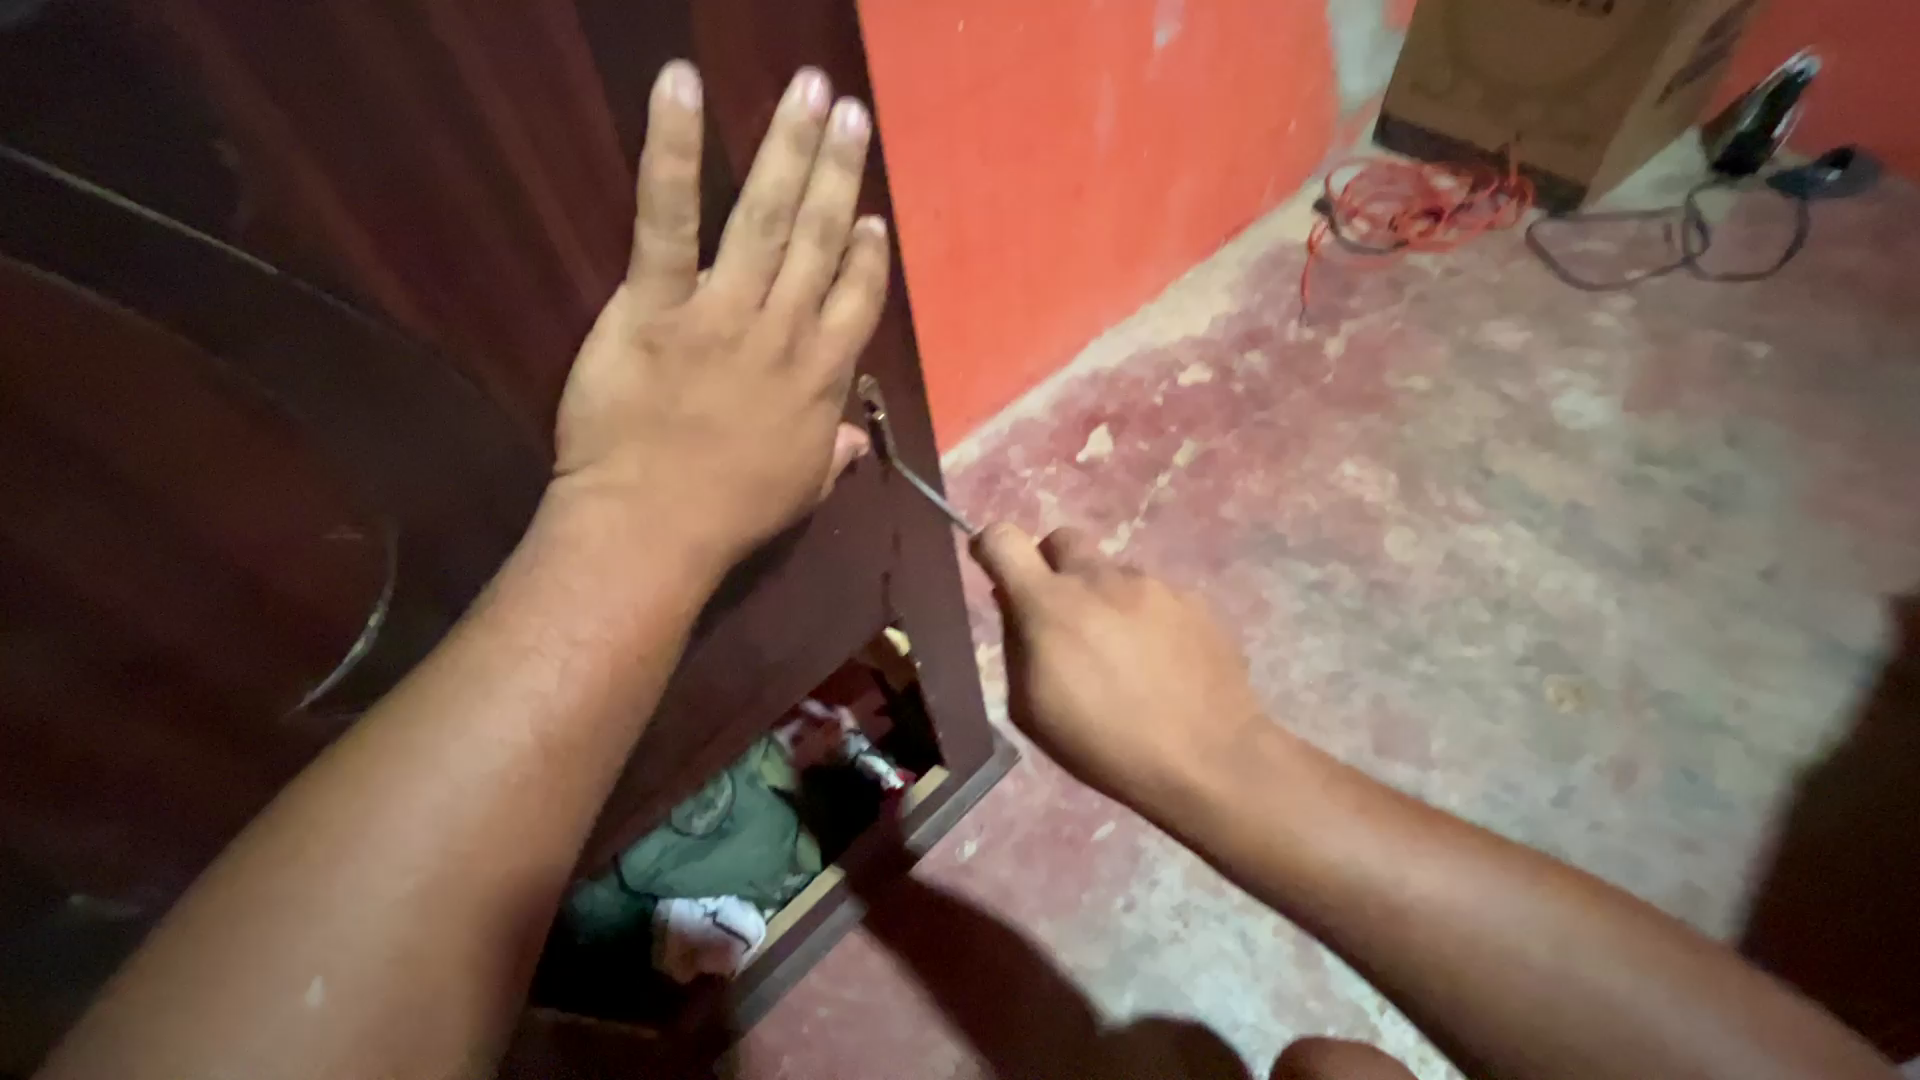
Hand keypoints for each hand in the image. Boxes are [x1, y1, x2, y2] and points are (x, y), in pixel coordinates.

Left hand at [551, 61, 886, 564]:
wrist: (655, 528)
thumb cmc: (731, 514)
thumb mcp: (803, 490)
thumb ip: (835, 455)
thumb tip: (859, 439)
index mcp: (822, 377)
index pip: (857, 299)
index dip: (868, 255)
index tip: (872, 217)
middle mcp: (785, 332)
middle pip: (822, 239)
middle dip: (839, 171)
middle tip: (851, 112)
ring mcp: (724, 313)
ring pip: (767, 216)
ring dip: (791, 147)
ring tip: (809, 89)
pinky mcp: (658, 304)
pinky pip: (668, 218)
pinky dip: (673, 150)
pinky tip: (683, 87)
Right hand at [971, 524, 1278, 817]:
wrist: (1209, 759)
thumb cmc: (1105, 745)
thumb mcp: (1031, 709)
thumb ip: (1016, 644)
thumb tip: (1016, 605)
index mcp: (1050, 605)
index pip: (1003, 539)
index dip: (991, 547)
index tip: (994, 569)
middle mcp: (1100, 579)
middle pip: (1061, 540)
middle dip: (1051, 569)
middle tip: (1062, 618)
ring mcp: (1153, 584)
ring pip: (1111, 573)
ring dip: (1104, 600)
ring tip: (1124, 656)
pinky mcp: (1193, 599)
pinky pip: (1154, 595)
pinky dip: (1145, 618)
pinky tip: (1161, 662)